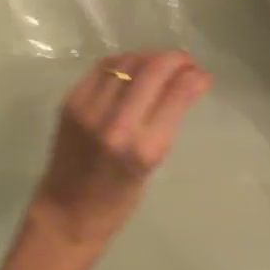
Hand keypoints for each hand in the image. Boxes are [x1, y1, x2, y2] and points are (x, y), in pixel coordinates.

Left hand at [28, 50, 211, 249]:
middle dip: (175, 59)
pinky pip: (102, 68)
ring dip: (149, 56)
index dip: (195, 77)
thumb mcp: (152, 164)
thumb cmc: (117, 201)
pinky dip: (123, 62)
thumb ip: (164, 123)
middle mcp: (116, 124)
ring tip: (161, 63)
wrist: (66, 213)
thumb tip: (182, 85)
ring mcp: (89, 110)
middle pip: (152, 70)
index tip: (204, 75)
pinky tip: (133, 67)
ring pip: (126, 62)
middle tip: (187, 62)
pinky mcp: (71, 102)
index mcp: (144, 148)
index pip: (176, 94)